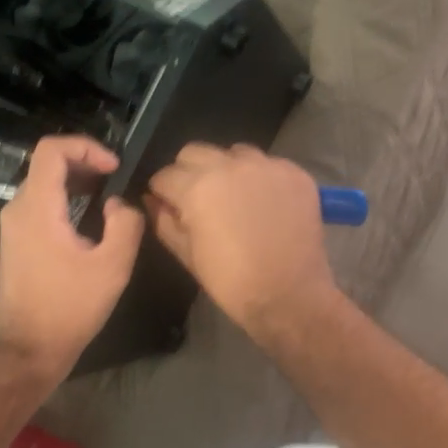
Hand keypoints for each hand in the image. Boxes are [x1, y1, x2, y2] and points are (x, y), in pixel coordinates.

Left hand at [0, 136, 143, 384]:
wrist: (29, 349)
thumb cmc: (70, 308)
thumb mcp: (113, 267)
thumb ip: (125, 224)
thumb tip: (119, 204)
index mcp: (38, 208)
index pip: (52, 149)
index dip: (86, 146)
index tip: (114, 168)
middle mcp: (19, 209)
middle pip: (48, 164)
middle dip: (85, 162)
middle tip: (117, 180)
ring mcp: (14, 226)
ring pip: (45, 183)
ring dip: (78, 182)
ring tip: (109, 200)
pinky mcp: (18, 241)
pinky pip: (42, 205)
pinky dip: (67, 200)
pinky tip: (91, 223)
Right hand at [146, 143, 341, 342]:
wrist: (290, 295)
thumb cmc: (232, 282)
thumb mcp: (187, 255)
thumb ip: (164, 221)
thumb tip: (152, 200)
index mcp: (197, 188)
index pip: (165, 174)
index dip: (162, 190)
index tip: (167, 203)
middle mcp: (231, 166)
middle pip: (195, 152)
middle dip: (188, 172)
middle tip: (198, 199)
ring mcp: (266, 166)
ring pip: (234, 152)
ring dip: (226, 169)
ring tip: (234, 197)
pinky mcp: (294, 173)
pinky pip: (268, 163)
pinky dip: (260, 177)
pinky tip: (264, 202)